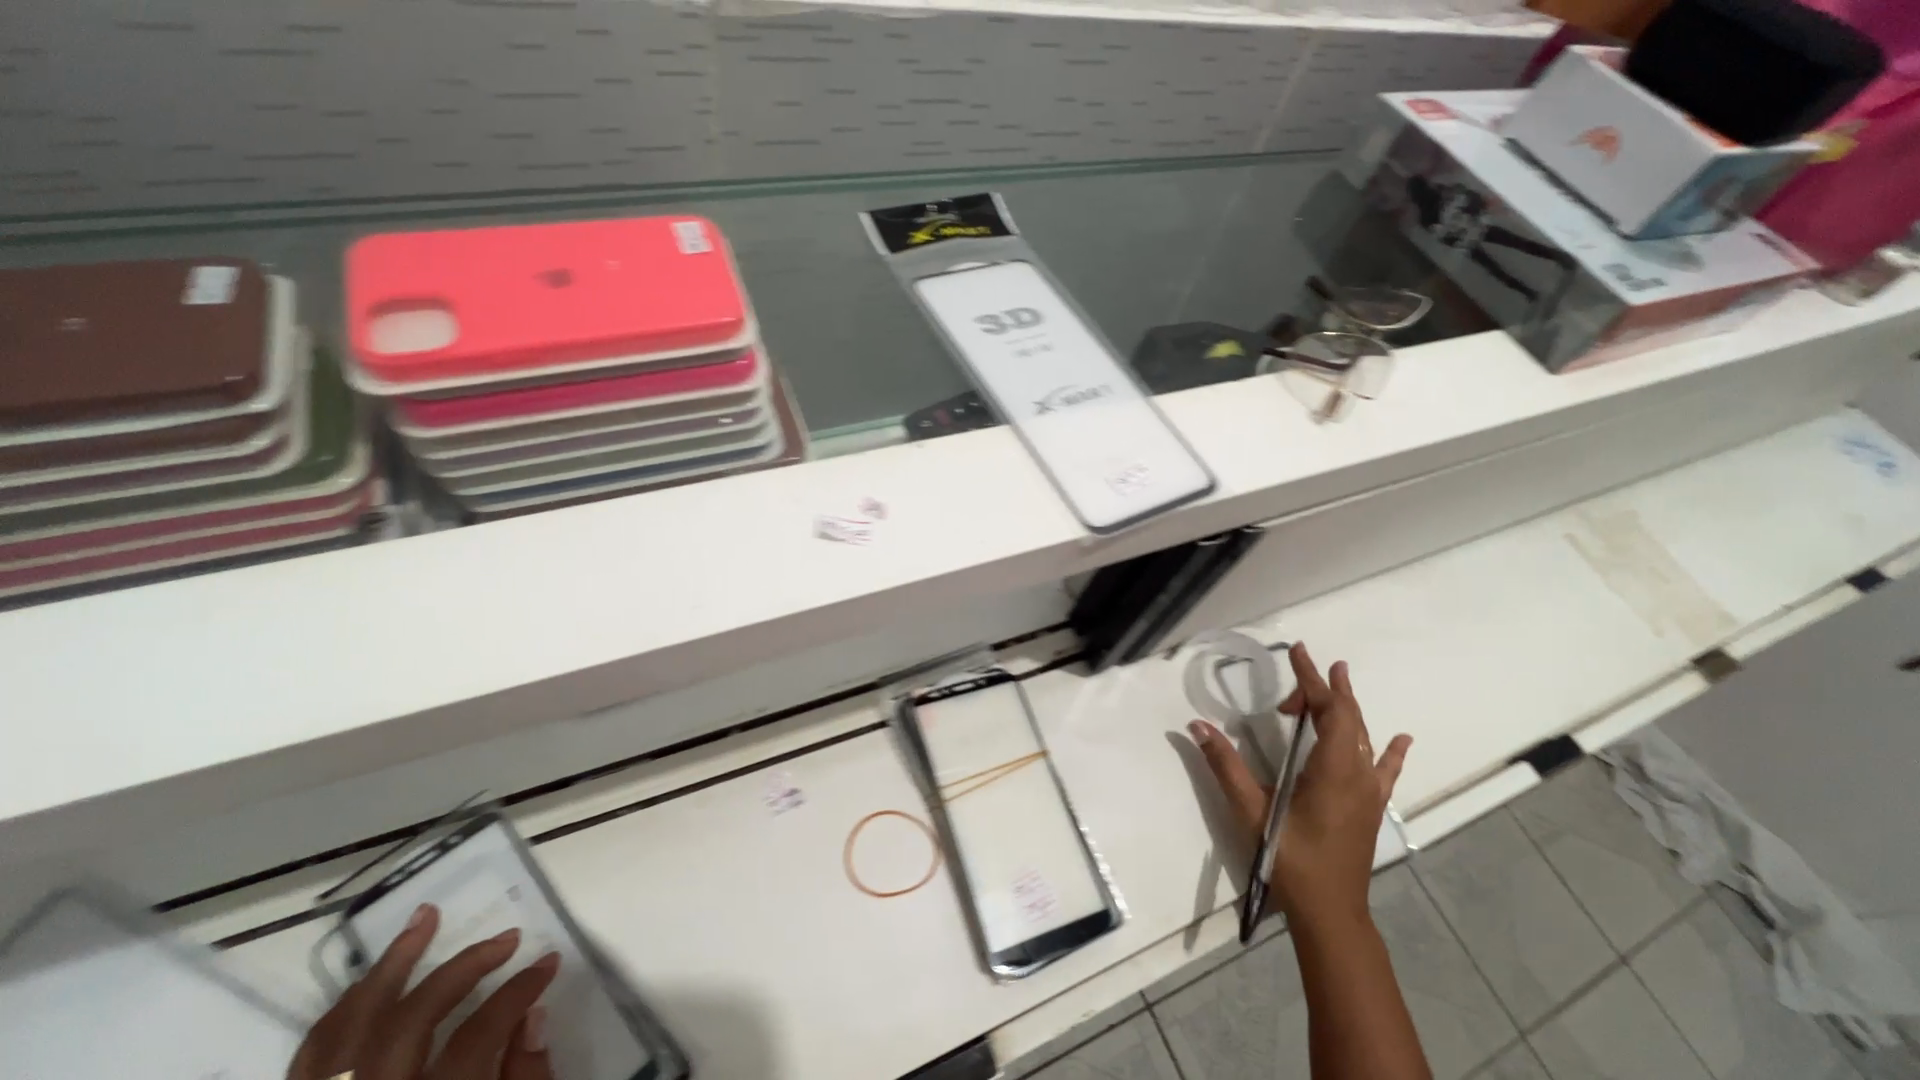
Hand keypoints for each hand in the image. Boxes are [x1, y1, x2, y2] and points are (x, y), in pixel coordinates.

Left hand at [289, 904, 560, 1079]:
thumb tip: (533, 1016)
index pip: (477, 1038)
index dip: (517, 993)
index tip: (548, 962)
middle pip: (410, 1021)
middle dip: (462, 968)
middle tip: (506, 937)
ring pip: (346, 1026)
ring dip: (389, 967)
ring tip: (425, 920)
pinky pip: (310, 1054)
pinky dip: (344, 1009)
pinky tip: (374, 981)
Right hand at [1187, 643, 1410, 926]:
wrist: (1330, 911)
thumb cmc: (1290, 860)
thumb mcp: (1251, 811)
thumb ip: (1226, 766)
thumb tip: (1198, 726)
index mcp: (1333, 769)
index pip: (1328, 710)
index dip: (1312, 680)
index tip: (1299, 653)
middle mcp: (1358, 774)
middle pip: (1348, 718)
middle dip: (1328, 687)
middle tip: (1311, 662)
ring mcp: (1369, 792)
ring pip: (1364, 737)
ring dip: (1350, 707)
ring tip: (1341, 678)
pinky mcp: (1371, 808)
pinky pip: (1385, 770)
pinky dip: (1391, 751)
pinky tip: (1402, 740)